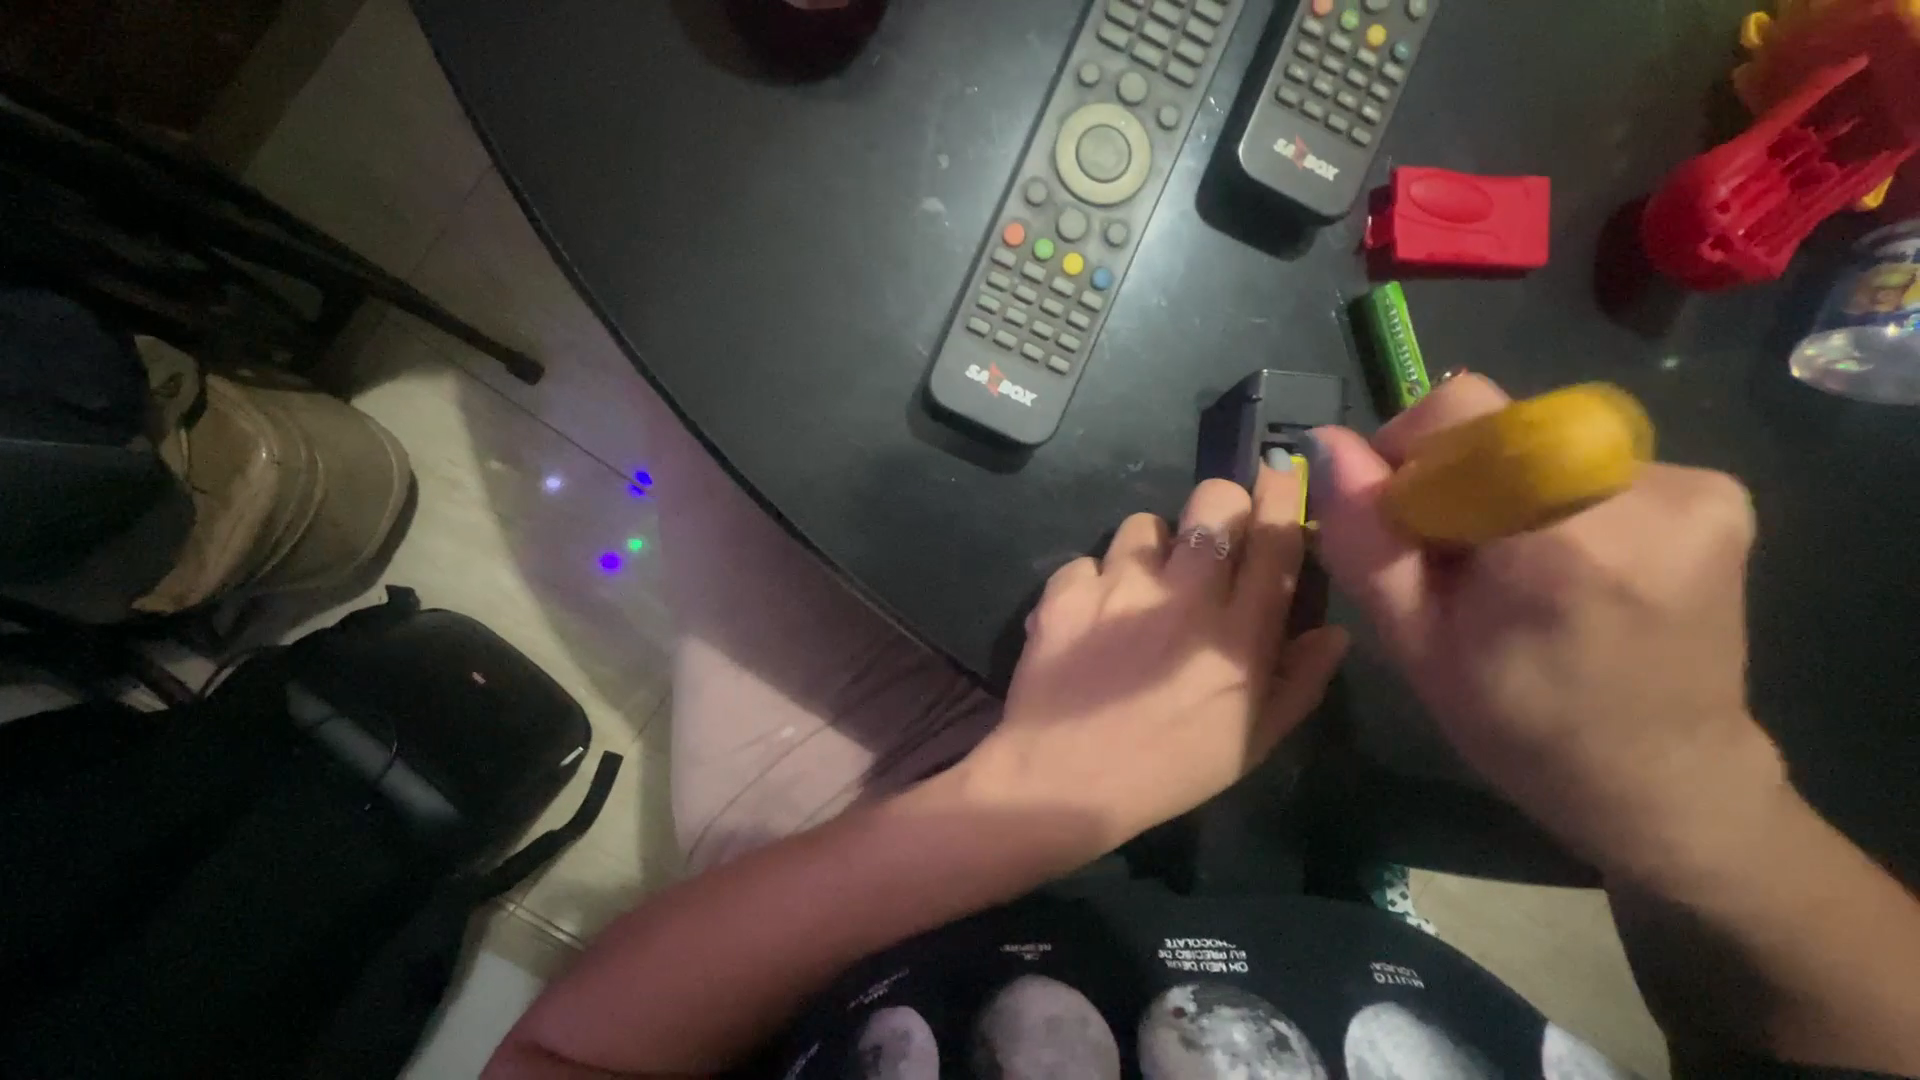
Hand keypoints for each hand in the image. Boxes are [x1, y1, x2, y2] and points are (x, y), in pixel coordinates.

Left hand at [953, 467, 1349, 860]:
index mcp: (1240, 633)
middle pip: (1213, 501)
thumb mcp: (1251, 742)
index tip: (1279, 474)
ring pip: (1145, 523)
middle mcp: (1185, 595)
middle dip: (1219, 506)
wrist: (1062, 781)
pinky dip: (1092, 583)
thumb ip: (1299, 682)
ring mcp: (1120, 587)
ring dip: (1150, 548)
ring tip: (1140, 589)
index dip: (1281, 496)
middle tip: (1210, 538)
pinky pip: (1087, 561)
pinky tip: (1088, 620)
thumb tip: (1333, 630)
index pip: (1276, 540)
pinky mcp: (1066, 591)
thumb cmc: (1169, 771)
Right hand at [1310, 374, 1789, 883]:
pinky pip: (1592, 458)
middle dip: (1455, 476)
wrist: (1665, 777)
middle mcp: (1648, 493)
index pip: (1461, 412)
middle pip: (1502, 424)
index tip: (1403, 520)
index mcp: (1564, 542)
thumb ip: (1366, 539)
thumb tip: (1325, 441)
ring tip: (1510, 569)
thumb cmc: (1519, 726)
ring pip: (1542, 440)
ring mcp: (1699, 486)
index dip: (1409, 452)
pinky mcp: (1723, 487)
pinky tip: (1564, 560)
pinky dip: (1554, 495)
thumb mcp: (1412, 644)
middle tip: (1454, 560)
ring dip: (1503, 488)